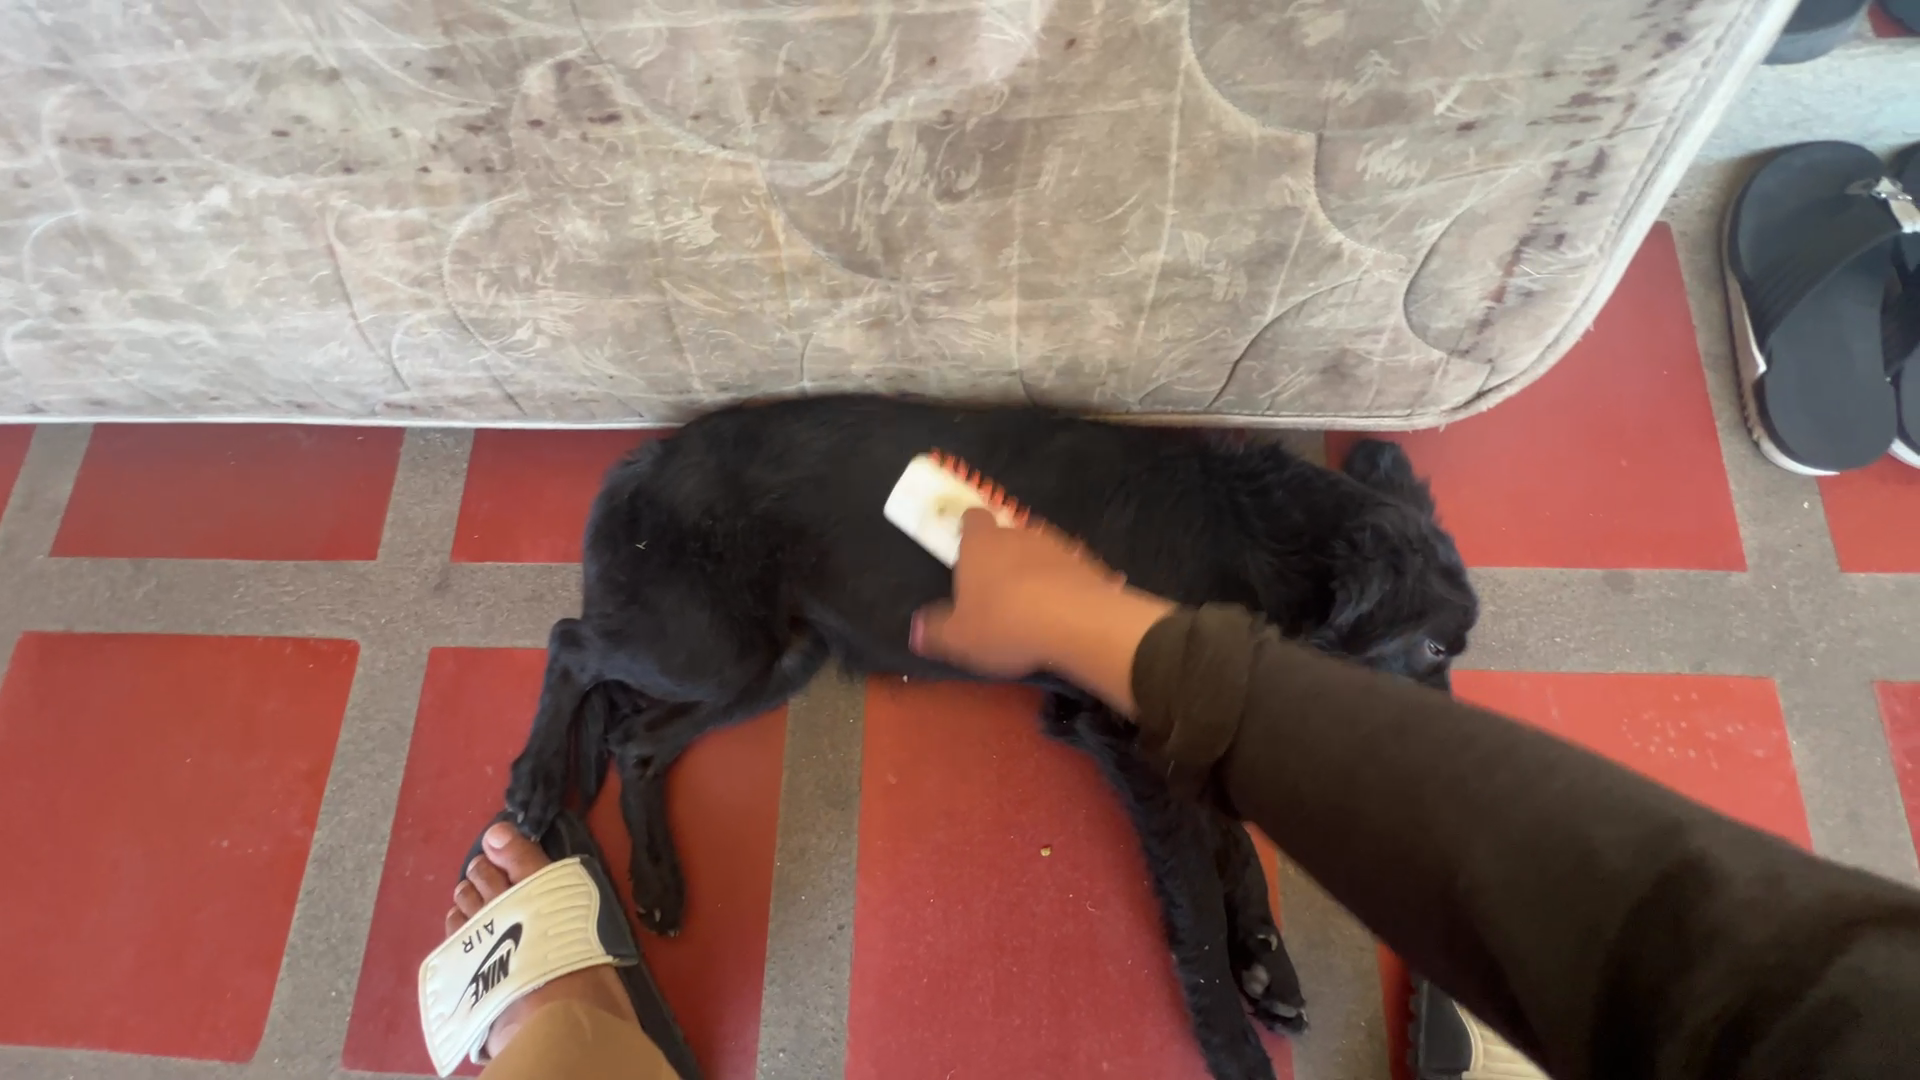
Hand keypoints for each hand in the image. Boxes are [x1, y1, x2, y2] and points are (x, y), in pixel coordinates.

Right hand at [911, 511, 1175, 713]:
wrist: (1076, 622)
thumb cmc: (1003, 624)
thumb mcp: (958, 638)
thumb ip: (935, 630)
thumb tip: (917, 629)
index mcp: (981, 544)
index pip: (972, 519)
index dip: (969, 530)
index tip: (968, 547)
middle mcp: (1018, 534)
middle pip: (1007, 535)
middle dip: (1003, 556)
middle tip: (998, 589)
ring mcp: (1057, 546)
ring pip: (1041, 552)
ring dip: (1036, 570)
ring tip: (1034, 604)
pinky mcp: (1088, 564)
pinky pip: (1071, 572)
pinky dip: (1066, 586)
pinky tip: (1066, 612)